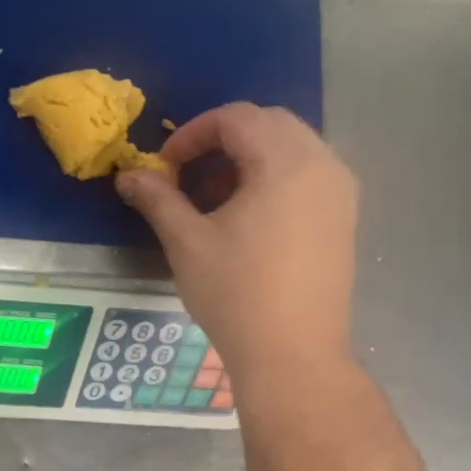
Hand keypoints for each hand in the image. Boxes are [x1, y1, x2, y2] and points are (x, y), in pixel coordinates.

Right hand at [115, 102, 358, 392]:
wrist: (292, 351)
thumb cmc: (235, 293)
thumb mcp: (187, 242)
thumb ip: (158, 199)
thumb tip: (127, 176)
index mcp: (285, 163)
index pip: (237, 118)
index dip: (193, 133)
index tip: (164, 165)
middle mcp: (322, 164)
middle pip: (269, 124)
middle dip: (222, 139)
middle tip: (186, 174)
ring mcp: (339, 191)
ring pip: (291, 147)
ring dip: (248, 157)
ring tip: (213, 197)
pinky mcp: (342, 216)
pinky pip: (307, 174)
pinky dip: (272, 177)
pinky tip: (246, 216)